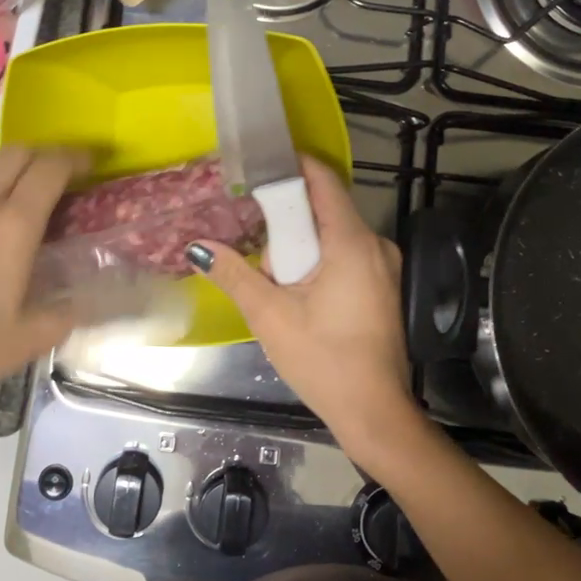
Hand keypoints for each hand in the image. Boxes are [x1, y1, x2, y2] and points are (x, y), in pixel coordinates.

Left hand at [0, 147, 82, 417]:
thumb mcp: (29, 340)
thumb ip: (64, 315)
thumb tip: (80, 304)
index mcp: (13, 225)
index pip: (50, 168)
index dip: (74, 158)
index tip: (88, 164)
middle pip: (14, 155)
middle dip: (41, 157)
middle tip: (52, 177)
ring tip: (1, 200)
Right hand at [188, 157, 421, 466]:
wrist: (374, 413)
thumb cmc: (324, 360)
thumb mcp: (270, 316)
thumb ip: (234, 274)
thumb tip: (197, 247)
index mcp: (352, 242)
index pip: (323, 180)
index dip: (291, 166)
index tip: (256, 166)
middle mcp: (375, 245)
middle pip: (325, 208)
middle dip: (286, 215)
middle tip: (248, 227)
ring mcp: (383, 266)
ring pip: (334, 234)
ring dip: (299, 243)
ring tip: (266, 266)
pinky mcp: (381, 286)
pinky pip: (345, 254)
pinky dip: (318, 259)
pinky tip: (293, 285)